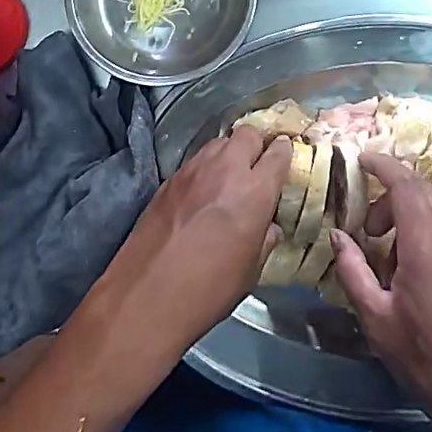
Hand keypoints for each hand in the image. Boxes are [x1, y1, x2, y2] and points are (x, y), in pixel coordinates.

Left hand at [0, 129, 289, 431]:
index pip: (278, 151)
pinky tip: (204, 190)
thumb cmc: (208, 290)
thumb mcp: (251, 270)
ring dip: (230, 152)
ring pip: (220, 142)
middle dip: (257, 144)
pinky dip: (207, 167)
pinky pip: (197, 160)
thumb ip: (264, 237)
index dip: (285, 152)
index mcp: (255, 190)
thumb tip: (267, 225)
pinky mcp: (170, 178)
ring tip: (231, 176)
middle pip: (248, 134)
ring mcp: (194, 170)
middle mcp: (226, 169)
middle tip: (260, 164)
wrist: (146, 297)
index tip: (285, 159)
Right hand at [329, 152, 431, 431]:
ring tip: (393, 259)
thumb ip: (354, 272)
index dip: (384, 164)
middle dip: (393, 195)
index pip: (406, 184)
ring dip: (413, 219)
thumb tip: (338, 236)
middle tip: (370, 226)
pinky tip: (423, 277)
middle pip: (425, 193)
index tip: (364, 159)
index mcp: (427, 246)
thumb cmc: (430, 363)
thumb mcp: (378, 322)